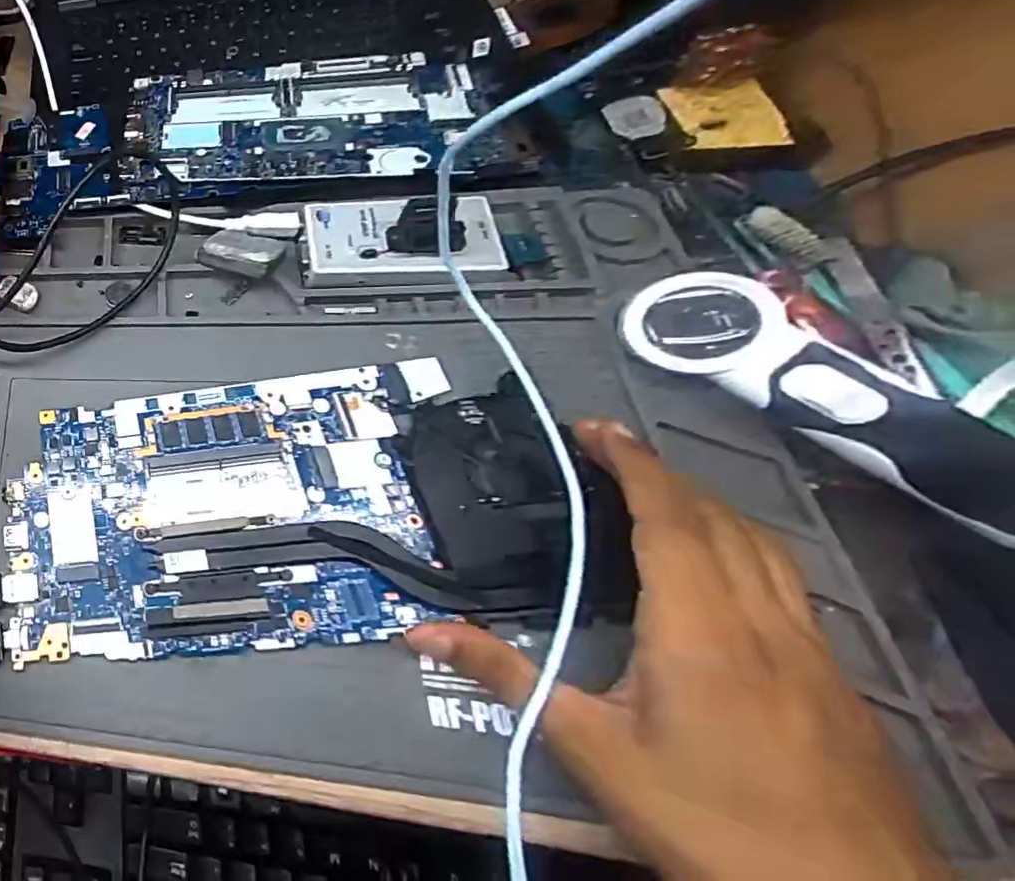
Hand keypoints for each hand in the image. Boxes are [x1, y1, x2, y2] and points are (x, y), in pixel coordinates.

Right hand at [404, 420, 942, 880]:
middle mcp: (764, 625)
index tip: (595, 429)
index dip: (634, 465)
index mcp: (700, 630)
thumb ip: (506, 676)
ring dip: (705, 503)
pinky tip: (715, 566)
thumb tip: (419, 634)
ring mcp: (810, 652)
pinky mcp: (833, 681)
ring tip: (653, 489)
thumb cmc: (709, 822)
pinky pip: (784, 582)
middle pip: (719, 521)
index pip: (669, 520)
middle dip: (662, 473)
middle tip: (606, 449)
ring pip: (763, 548)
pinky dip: (739, 544)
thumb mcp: (588, 747)